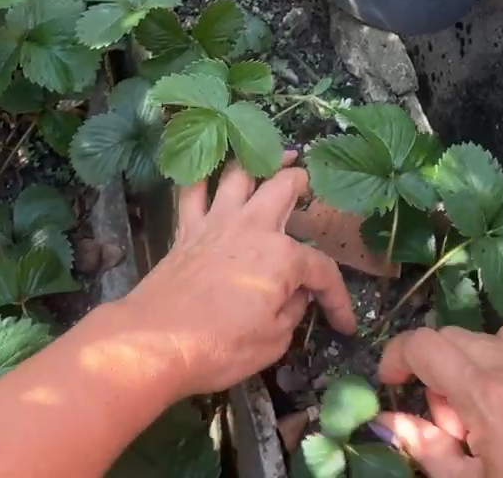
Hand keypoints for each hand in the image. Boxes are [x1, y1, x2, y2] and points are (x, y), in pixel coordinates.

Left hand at [110, 162, 357, 398]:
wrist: (157, 341)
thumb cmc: (221, 346)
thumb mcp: (274, 342)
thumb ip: (292, 311)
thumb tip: (296, 295)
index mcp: (282, 256)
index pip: (322, 269)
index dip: (338, 297)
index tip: (345, 323)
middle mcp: (252, 226)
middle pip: (282, 186)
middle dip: (300, 179)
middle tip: (307, 181)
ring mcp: (217, 221)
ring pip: (238, 174)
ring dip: (255, 162)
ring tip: (266, 155)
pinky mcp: (187, 228)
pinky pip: (192, 191)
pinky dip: (199, 177)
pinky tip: (205, 171)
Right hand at [376, 315, 502, 477]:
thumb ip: (425, 447)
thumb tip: (385, 419)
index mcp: (487, 397)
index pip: (424, 345)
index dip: (396, 356)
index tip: (390, 383)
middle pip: (449, 339)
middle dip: (433, 375)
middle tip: (449, 426)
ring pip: (481, 336)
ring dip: (465, 365)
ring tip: (480, 414)